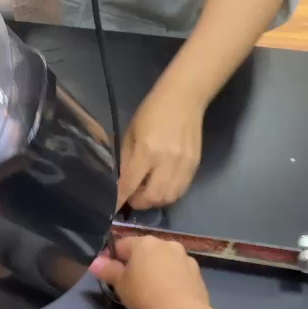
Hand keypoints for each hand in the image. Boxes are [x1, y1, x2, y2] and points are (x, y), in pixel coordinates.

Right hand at [90, 236, 210, 308]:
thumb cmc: (145, 293)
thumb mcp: (120, 284)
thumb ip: (107, 270)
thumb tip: (94, 262)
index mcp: (143, 242)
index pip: (121, 245)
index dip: (114, 258)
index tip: (113, 274)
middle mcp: (164, 243)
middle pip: (145, 250)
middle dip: (138, 262)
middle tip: (132, 283)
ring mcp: (183, 255)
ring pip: (163, 259)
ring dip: (157, 268)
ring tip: (153, 290)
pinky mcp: (196, 270)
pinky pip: (178, 270)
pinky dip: (172, 277)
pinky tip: (169, 293)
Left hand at [118, 87, 205, 210]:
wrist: (184, 98)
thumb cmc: (151, 112)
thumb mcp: (130, 133)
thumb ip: (127, 160)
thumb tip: (123, 183)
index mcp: (146, 151)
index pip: (130, 185)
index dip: (120, 200)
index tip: (112, 210)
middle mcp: (166, 162)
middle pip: (153, 198)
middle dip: (139, 203)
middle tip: (132, 197)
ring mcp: (184, 165)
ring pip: (169, 198)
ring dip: (155, 201)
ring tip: (146, 192)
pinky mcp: (195, 166)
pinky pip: (181, 190)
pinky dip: (169, 195)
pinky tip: (161, 186)